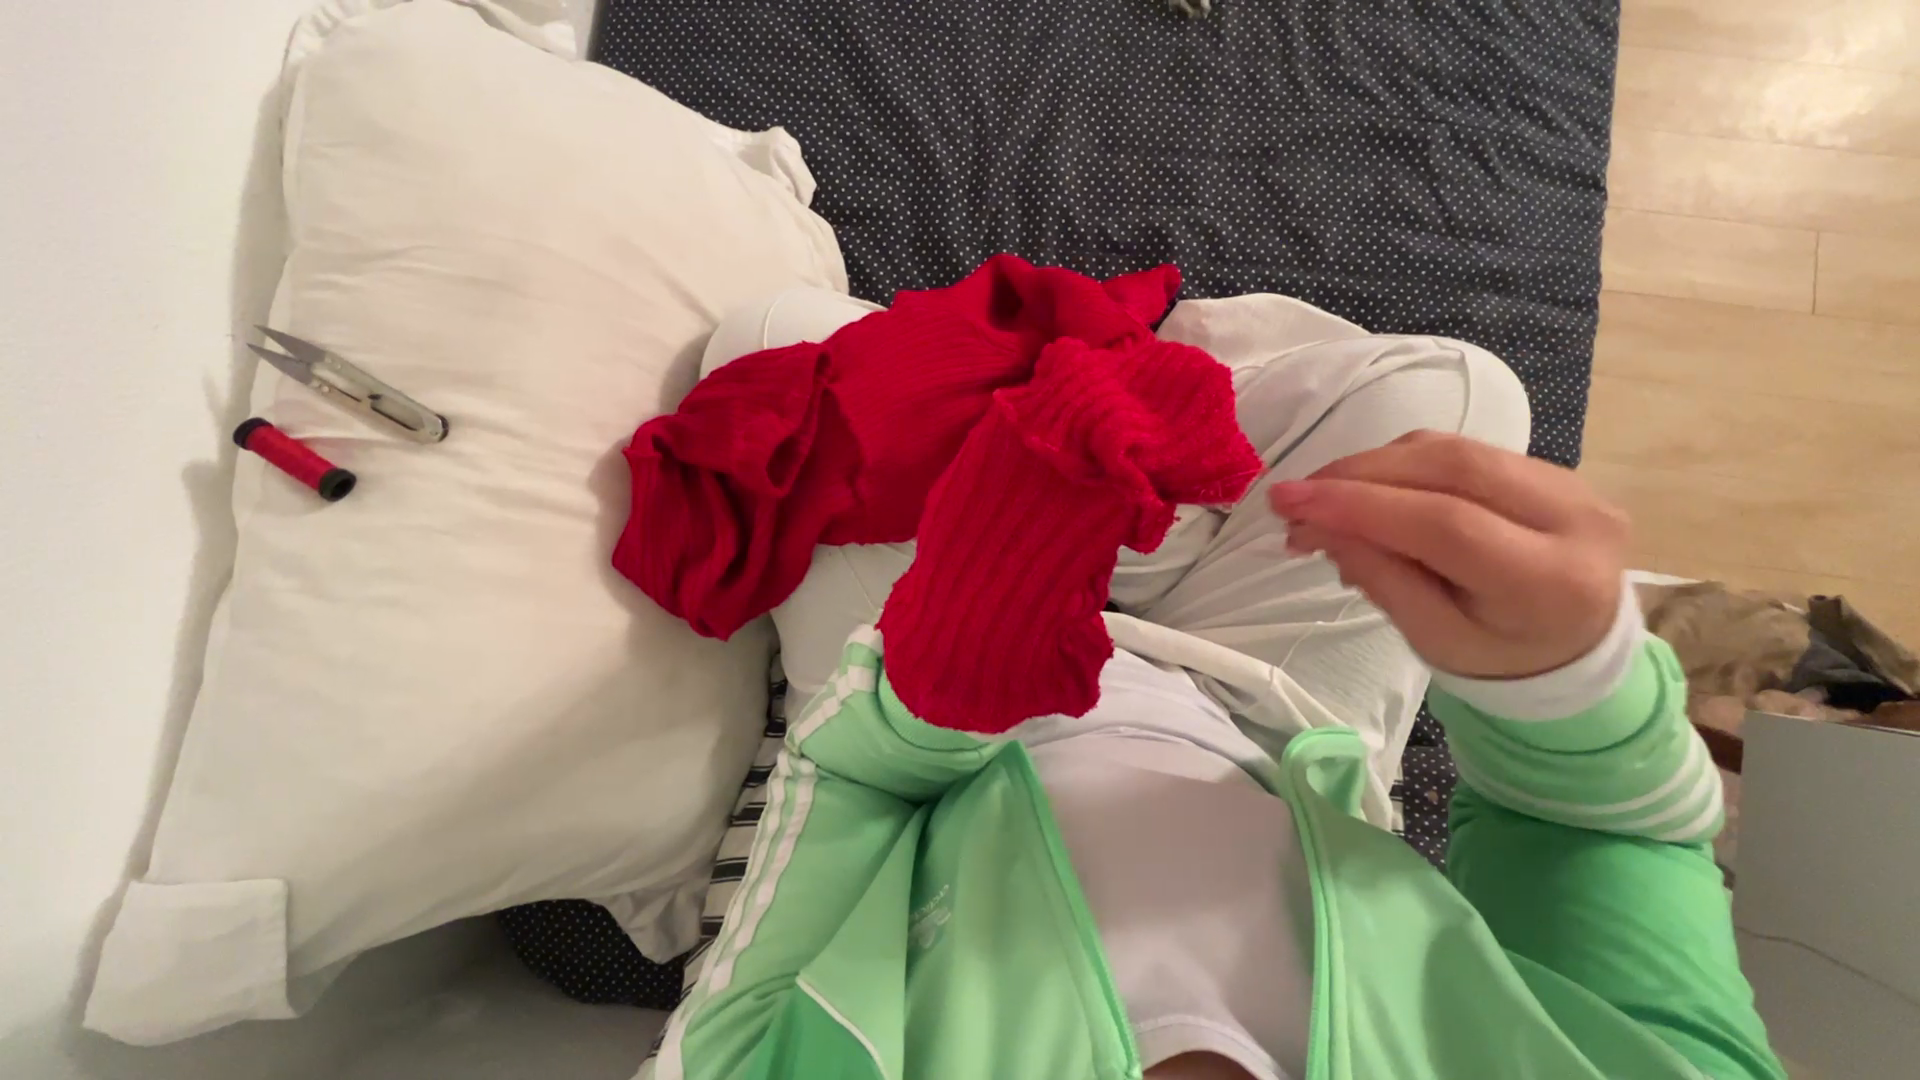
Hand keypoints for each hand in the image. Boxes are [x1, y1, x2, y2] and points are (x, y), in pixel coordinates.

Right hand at [1267, 431, 1628, 679]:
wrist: (1569, 644)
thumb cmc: (1495, 655)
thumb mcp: (1431, 636)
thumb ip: (1380, 577)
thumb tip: (1319, 527)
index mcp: (1550, 579)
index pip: (1445, 524)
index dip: (1359, 507)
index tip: (1289, 504)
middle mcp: (1572, 515)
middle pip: (1448, 468)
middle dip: (1356, 475)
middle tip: (1292, 497)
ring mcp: (1566, 481)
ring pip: (1449, 449)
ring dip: (1370, 466)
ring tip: (1320, 498)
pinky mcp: (1546, 465)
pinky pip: (1456, 450)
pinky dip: (1396, 464)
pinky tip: (1363, 490)